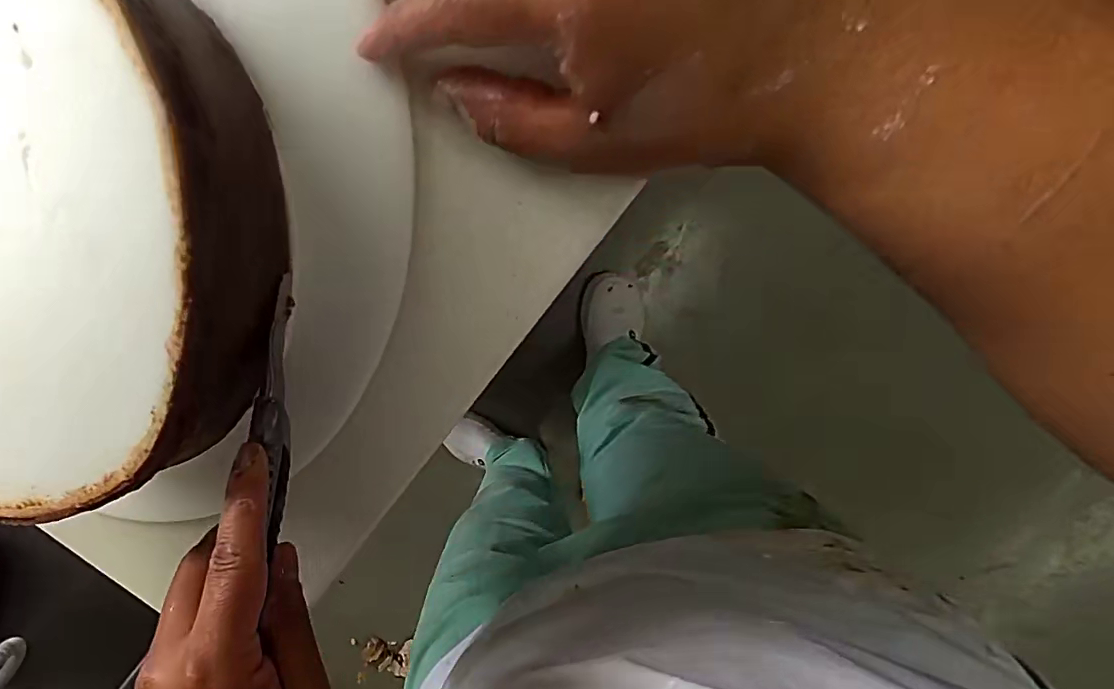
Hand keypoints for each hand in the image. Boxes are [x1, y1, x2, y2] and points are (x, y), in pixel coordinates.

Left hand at [136, 442, 331, 688]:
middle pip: (196, 569)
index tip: (252, 459)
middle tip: (275, 556)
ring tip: (264, 614)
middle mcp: (167, 655)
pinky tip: (239, 639)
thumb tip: (278, 559)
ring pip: (183, 593)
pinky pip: (178, 622)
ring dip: (221, 581)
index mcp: (213, 660)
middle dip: (232, 548)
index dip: (244, 504)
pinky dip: (208, 610)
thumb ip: (288, 619)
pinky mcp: (147, 681)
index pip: (230, 560)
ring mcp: (149, 669)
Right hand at [358, 0, 878, 172]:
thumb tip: (451, 88)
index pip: (456, 8)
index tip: (376, 43)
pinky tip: (522, 10)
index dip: (405, 28)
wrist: (849, 51)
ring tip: (449, 8)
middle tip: (402, 9)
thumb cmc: (711, 106)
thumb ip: (502, 116)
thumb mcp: (584, 139)